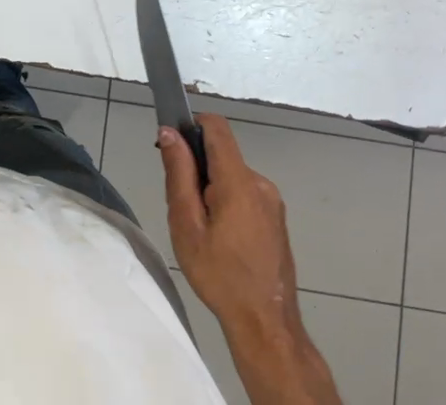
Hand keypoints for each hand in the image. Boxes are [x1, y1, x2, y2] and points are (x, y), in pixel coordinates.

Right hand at [159, 116, 301, 337]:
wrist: (265, 321)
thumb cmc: (218, 273)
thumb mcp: (186, 224)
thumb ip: (179, 174)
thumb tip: (169, 132)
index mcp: (238, 182)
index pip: (216, 127)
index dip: (191, 124)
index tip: (171, 146)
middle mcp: (261, 183)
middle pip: (221, 154)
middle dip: (196, 169)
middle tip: (183, 208)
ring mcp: (273, 201)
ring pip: (232, 176)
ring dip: (211, 189)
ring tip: (201, 229)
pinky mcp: (276, 218)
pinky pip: (245, 194)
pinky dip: (226, 202)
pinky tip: (221, 238)